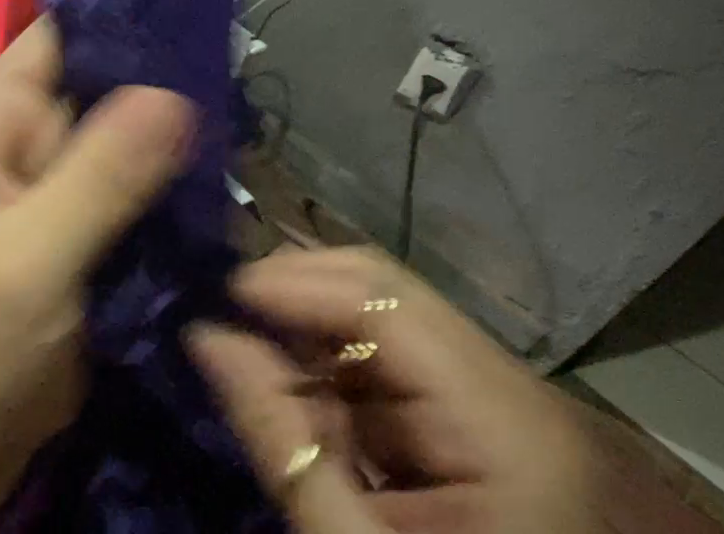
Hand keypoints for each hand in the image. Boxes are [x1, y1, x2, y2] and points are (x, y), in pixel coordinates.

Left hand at [0, 0, 195, 519]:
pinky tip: (201, 115)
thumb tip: (169, 95)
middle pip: (43, 48)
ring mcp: (34, 172)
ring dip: (134, 71)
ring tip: (203, 34)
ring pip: (89, 99)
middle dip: (94, 9)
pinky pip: (114, 154)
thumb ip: (94, 181)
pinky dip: (149, 133)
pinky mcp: (71, 211)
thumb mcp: (25, 260)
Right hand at [188, 249, 595, 533]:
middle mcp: (516, 393)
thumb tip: (207, 335)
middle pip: (389, 292)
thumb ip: (279, 439)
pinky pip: (391, 362)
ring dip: (307, 324)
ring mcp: (501, 404)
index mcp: (506, 427)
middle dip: (297, 290)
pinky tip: (290, 388)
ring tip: (243, 344)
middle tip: (221, 308)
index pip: (386, 305)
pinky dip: (331, 364)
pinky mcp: (477, 424)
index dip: (295, 285)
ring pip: (385, 317)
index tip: (216, 296)